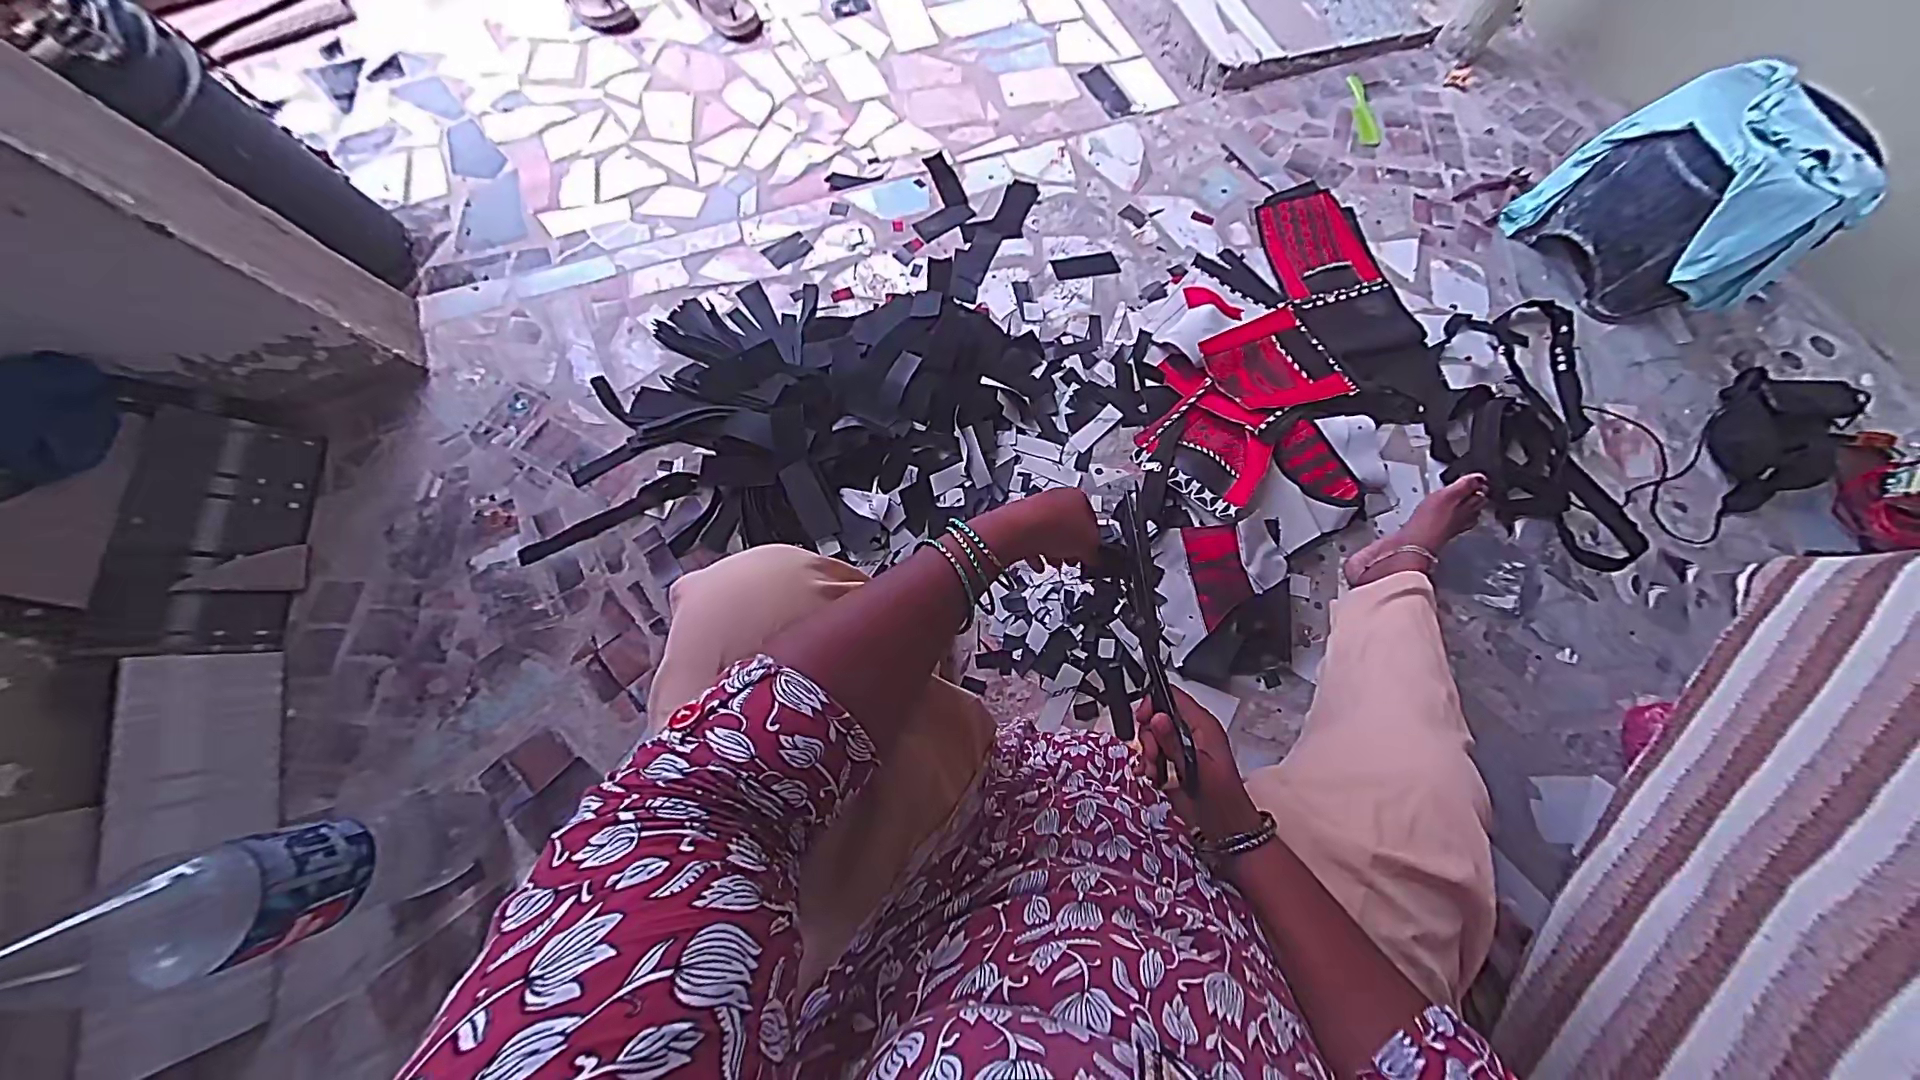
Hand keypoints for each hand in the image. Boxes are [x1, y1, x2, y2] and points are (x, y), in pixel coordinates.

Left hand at [971, 488, 1100, 568]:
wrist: (1021, 530)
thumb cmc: (1053, 528)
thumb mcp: (1088, 547)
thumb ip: (1095, 552)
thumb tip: (1094, 558)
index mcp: (1078, 497)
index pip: (1092, 520)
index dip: (1092, 542)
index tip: (1090, 555)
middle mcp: (1057, 497)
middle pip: (1069, 527)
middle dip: (1071, 547)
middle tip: (1073, 560)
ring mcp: (1036, 508)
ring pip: (1049, 533)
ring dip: (1054, 550)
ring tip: (1055, 562)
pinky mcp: (1019, 520)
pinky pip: (1032, 538)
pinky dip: (1036, 551)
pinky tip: (1038, 562)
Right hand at [1133, 687, 1264, 850]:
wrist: (1226, 831)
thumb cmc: (1221, 801)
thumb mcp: (1196, 769)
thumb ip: (1174, 742)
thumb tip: (1157, 717)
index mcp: (1202, 726)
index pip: (1173, 696)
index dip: (1154, 704)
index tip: (1143, 720)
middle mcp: (1191, 733)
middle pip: (1157, 717)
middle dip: (1149, 736)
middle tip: (1153, 755)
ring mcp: (1183, 748)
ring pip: (1152, 737)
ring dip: (1147, 753)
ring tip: (1152, 770)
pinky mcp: (1175, 763)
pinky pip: (1153, 754)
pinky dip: (1148, 764)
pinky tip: (1151, 776)